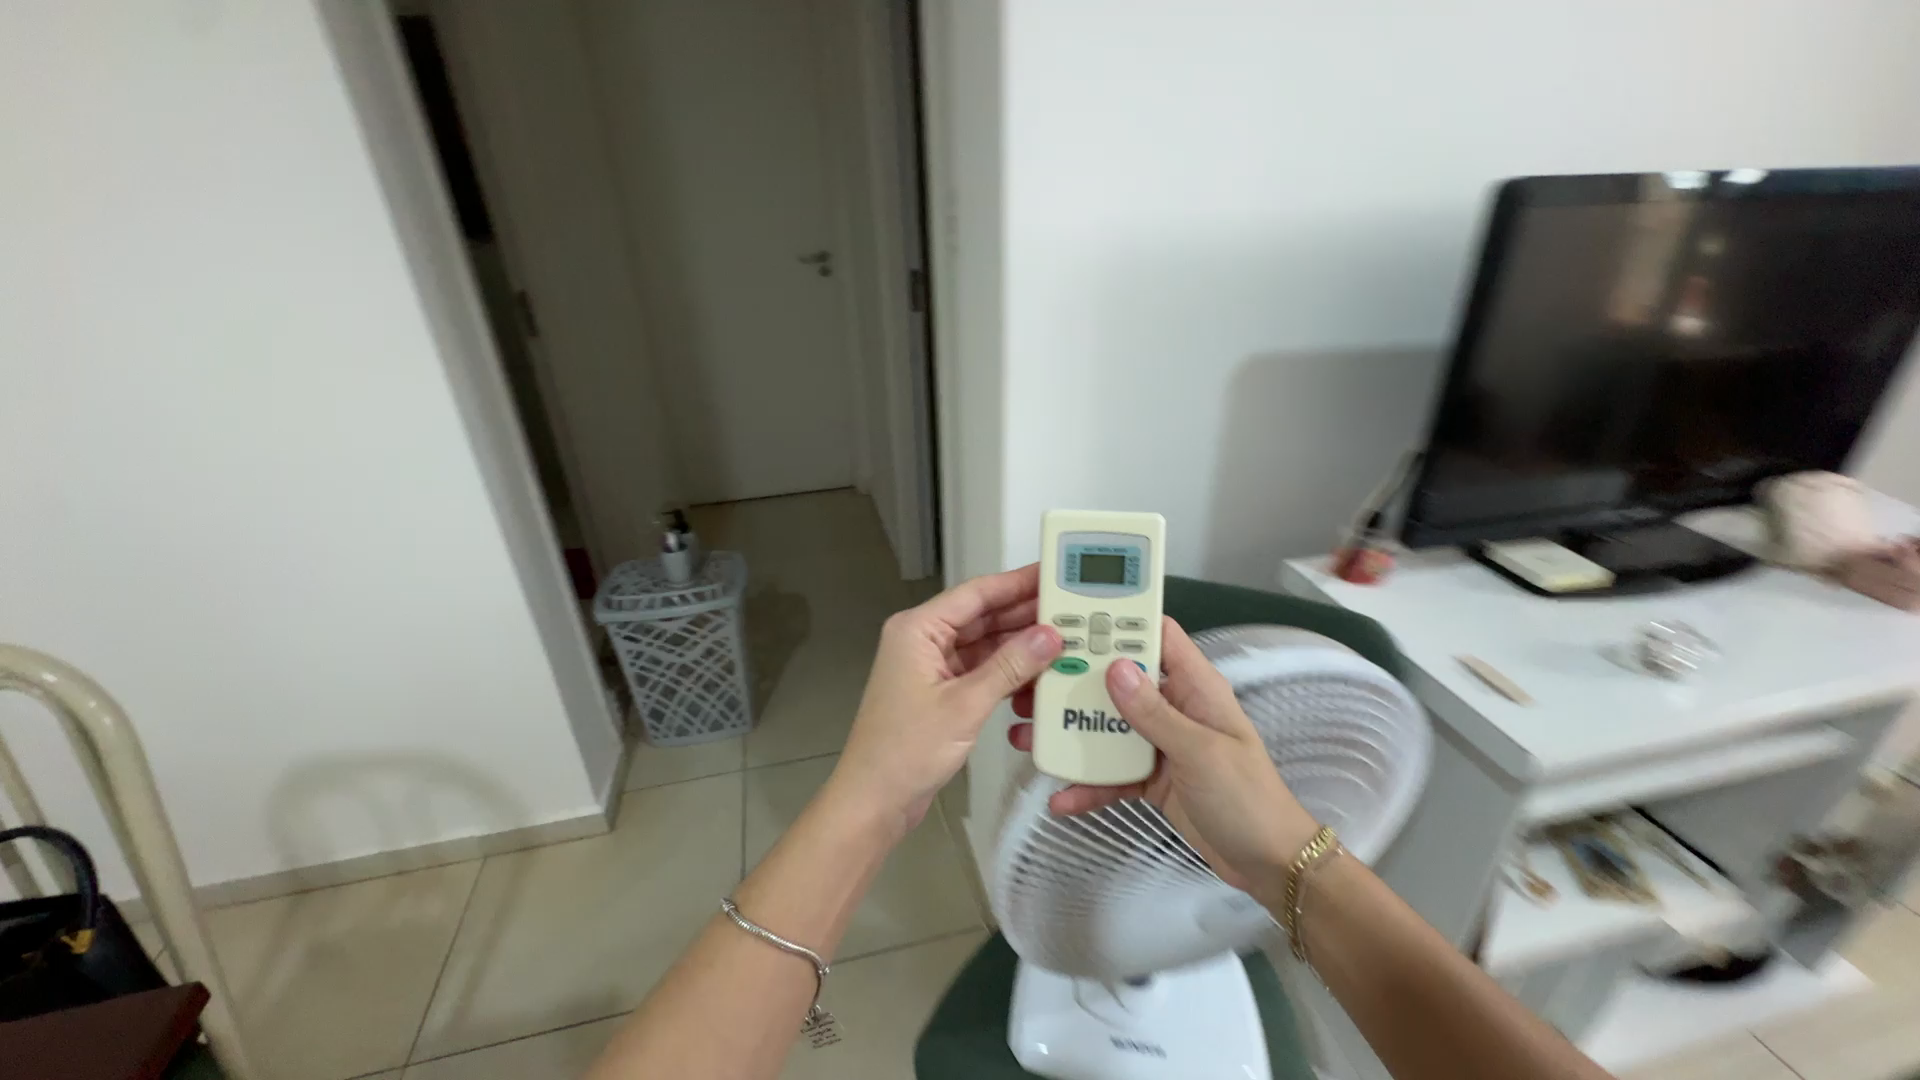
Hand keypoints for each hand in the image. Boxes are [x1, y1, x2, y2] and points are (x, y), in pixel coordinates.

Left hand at [829, 564, 1062, 838]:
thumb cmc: (907, 749)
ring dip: (1020, 644)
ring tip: (1065, 637)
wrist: (875, 801)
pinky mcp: (941, 691)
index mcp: (918, 629)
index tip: (1053, 573)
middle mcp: (924, 639)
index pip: (976, 593)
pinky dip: (1007, 671)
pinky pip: (981, 670)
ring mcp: (932, 666)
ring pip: (985, 644)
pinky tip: (1040, 673)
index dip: (1017, 582)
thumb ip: (1010, 666)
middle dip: (1024, 614)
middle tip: (1071, 606)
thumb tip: (1051, 635)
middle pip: (982, 616)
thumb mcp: (965, 704)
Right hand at [1008, 617, 1318, 899]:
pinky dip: (1088, 784)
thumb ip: (1155, 713)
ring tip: (1027, 736)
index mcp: (1194, 687)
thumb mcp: (1200, 752)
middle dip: (1076, 681)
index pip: (1158, 636)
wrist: (1268, 865)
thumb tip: (1114, 667)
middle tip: (1031, 682)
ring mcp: (1160, 742)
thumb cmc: (1246, 797)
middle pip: (1119, 681)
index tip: (1072, 617)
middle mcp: (1173, 706)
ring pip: (1108, 726)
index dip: (1121, 620)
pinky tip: (1061, 797)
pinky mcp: (1150, 777)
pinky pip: (1112, 772)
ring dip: (1071, 732)